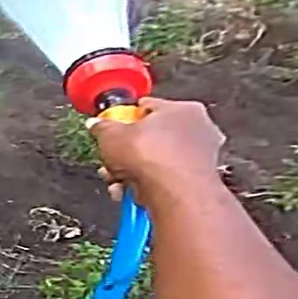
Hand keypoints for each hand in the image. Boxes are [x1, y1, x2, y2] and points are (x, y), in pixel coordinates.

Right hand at [87, 97, 226, 203]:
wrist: (173, 191)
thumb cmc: (151, 156)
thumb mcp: (110, 135)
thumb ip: (101, 127)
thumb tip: (96, 124)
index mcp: (182, 109)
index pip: (147, 107)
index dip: (124, 118)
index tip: (110, 128)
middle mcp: (198, 128)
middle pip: (150, 137)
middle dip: (125, 151)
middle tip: (110, 159)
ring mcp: (201, 154)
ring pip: (154, 159)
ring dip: (131, 170)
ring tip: (116, 179)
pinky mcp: (197, 178)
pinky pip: (163, 177)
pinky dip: (146, 183)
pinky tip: (130, 190)